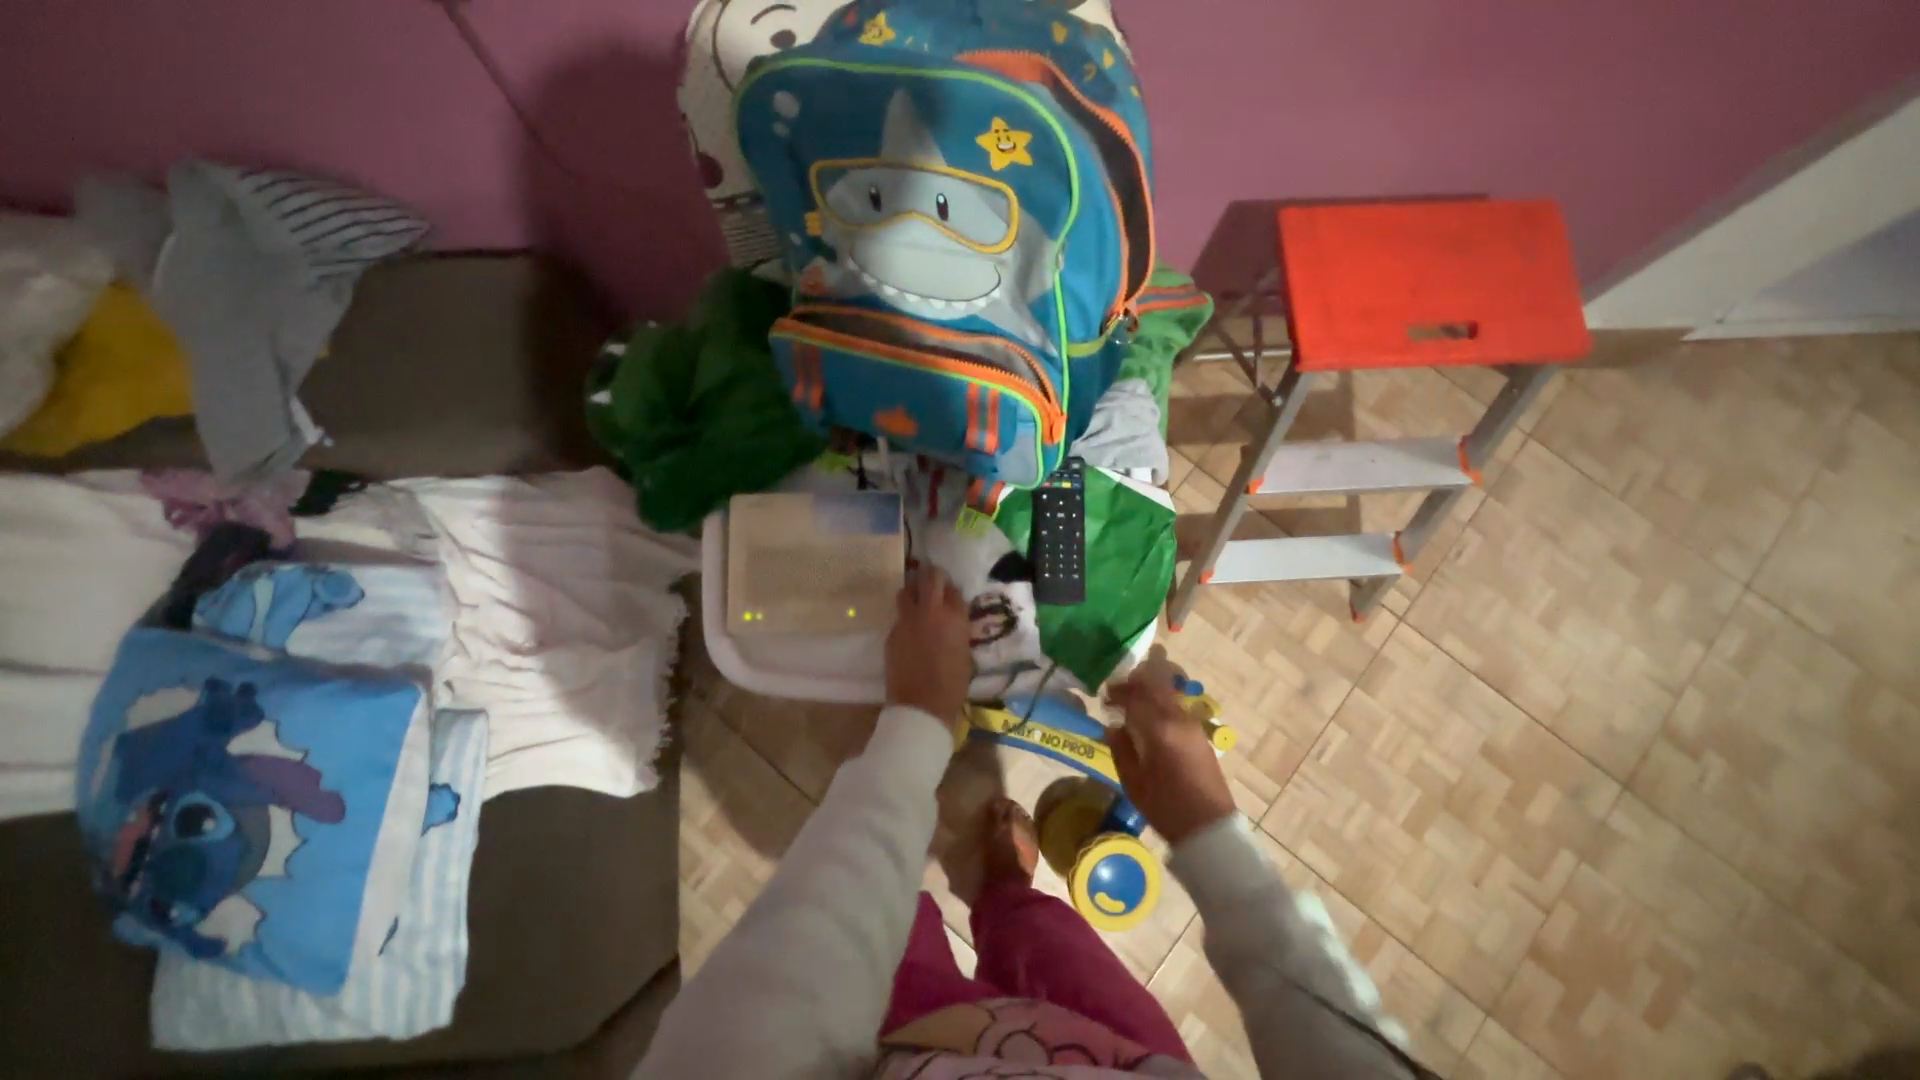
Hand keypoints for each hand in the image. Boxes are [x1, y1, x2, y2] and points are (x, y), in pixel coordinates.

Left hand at [885, 566, 972, 721]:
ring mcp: (907, 620)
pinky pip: (899, 616)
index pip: (952, 588)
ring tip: (918, 603)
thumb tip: (951, 618)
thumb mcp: (964, 652)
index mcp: (954, 617)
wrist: (922, 706)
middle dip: (932, 577)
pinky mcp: (892, 632)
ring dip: (913, 592)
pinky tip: (910, 633)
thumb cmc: (953, 684)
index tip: (950, 595)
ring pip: (906, 590)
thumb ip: (957, 628)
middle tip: (934, 584)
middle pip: (929, 577)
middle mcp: (930, 611)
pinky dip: (905, 618)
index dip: (950, 590)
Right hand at [1105, 648, 1236, 844]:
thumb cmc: (1166, 807)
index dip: (1119, 691)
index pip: (1137, 694)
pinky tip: (1151, 720)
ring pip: (1170, 693)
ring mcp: (1193, 725)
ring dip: (1151, 691)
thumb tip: (1114, 727)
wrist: (1209, 828)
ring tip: (1134, 704)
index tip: (1105, 696)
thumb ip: (1121, 748)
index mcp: (1160, 728)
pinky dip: (1162, 703)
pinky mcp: (1200, 735)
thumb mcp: (1133, 781)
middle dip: (1136, 683)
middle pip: (1158, 685)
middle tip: (1118, 693)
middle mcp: (1179, 718)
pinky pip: (1177, 707)